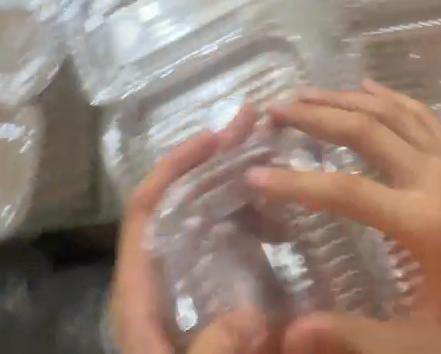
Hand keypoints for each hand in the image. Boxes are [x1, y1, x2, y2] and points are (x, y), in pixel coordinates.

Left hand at [113, 122, 270, 353]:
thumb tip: (250, 316)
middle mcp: (168, 287)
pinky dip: (267, 233)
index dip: (175, 167)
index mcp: (142, 298)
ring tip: (284, 160)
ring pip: (218, 228)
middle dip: (219, 162)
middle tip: (260, 124)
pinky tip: (298, 224)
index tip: (217, 137)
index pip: (146, 212)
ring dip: (246, 190)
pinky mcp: (229, 317)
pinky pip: (246, 260)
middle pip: (185, 207)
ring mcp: (200, 300)